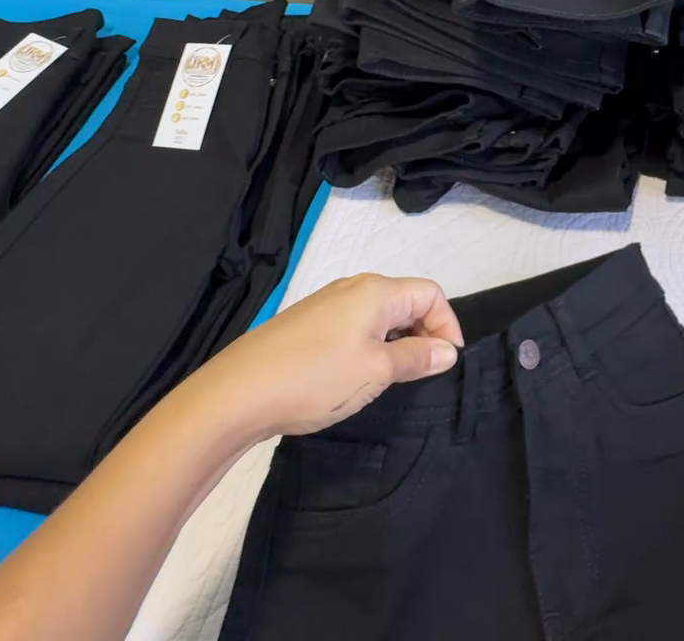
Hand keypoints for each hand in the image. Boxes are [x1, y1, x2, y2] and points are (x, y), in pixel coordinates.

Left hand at [177, 273, 463, 445]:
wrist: (235, 395)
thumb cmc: (315, 377)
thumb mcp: (377, 371)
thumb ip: (417, 357)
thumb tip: (447, 351)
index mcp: (376, 291)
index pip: (430, 294)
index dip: (447, 325)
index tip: (445, 364)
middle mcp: (353, 288)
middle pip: (406, 301)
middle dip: (422, 334)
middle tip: (420, 374)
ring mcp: (326, 304)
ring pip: (379, 316)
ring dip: (395, 343)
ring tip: (389, 380)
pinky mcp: (307, 324)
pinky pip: (354, 326)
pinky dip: (369, 346)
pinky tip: (354, 376)